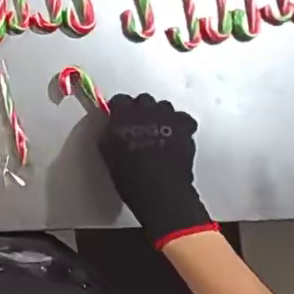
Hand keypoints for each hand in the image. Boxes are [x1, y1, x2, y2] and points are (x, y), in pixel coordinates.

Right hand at [98, 93, 213, 248]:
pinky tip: (174, 136)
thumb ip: (108, 136)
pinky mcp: (186, 127)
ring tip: (157, 131)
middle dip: (140, 110)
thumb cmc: (129, 179)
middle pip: (143, 100)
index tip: (118, 119)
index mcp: (123, 117)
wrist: (161, 193)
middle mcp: (146, 111)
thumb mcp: (109, 156)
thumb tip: (108, 127)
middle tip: (138, 126)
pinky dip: (178, 124)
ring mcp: (168, 117)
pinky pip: (182, 118)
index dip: (119, 109)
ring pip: (164, 106)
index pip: (119, 100)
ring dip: (159, 115)